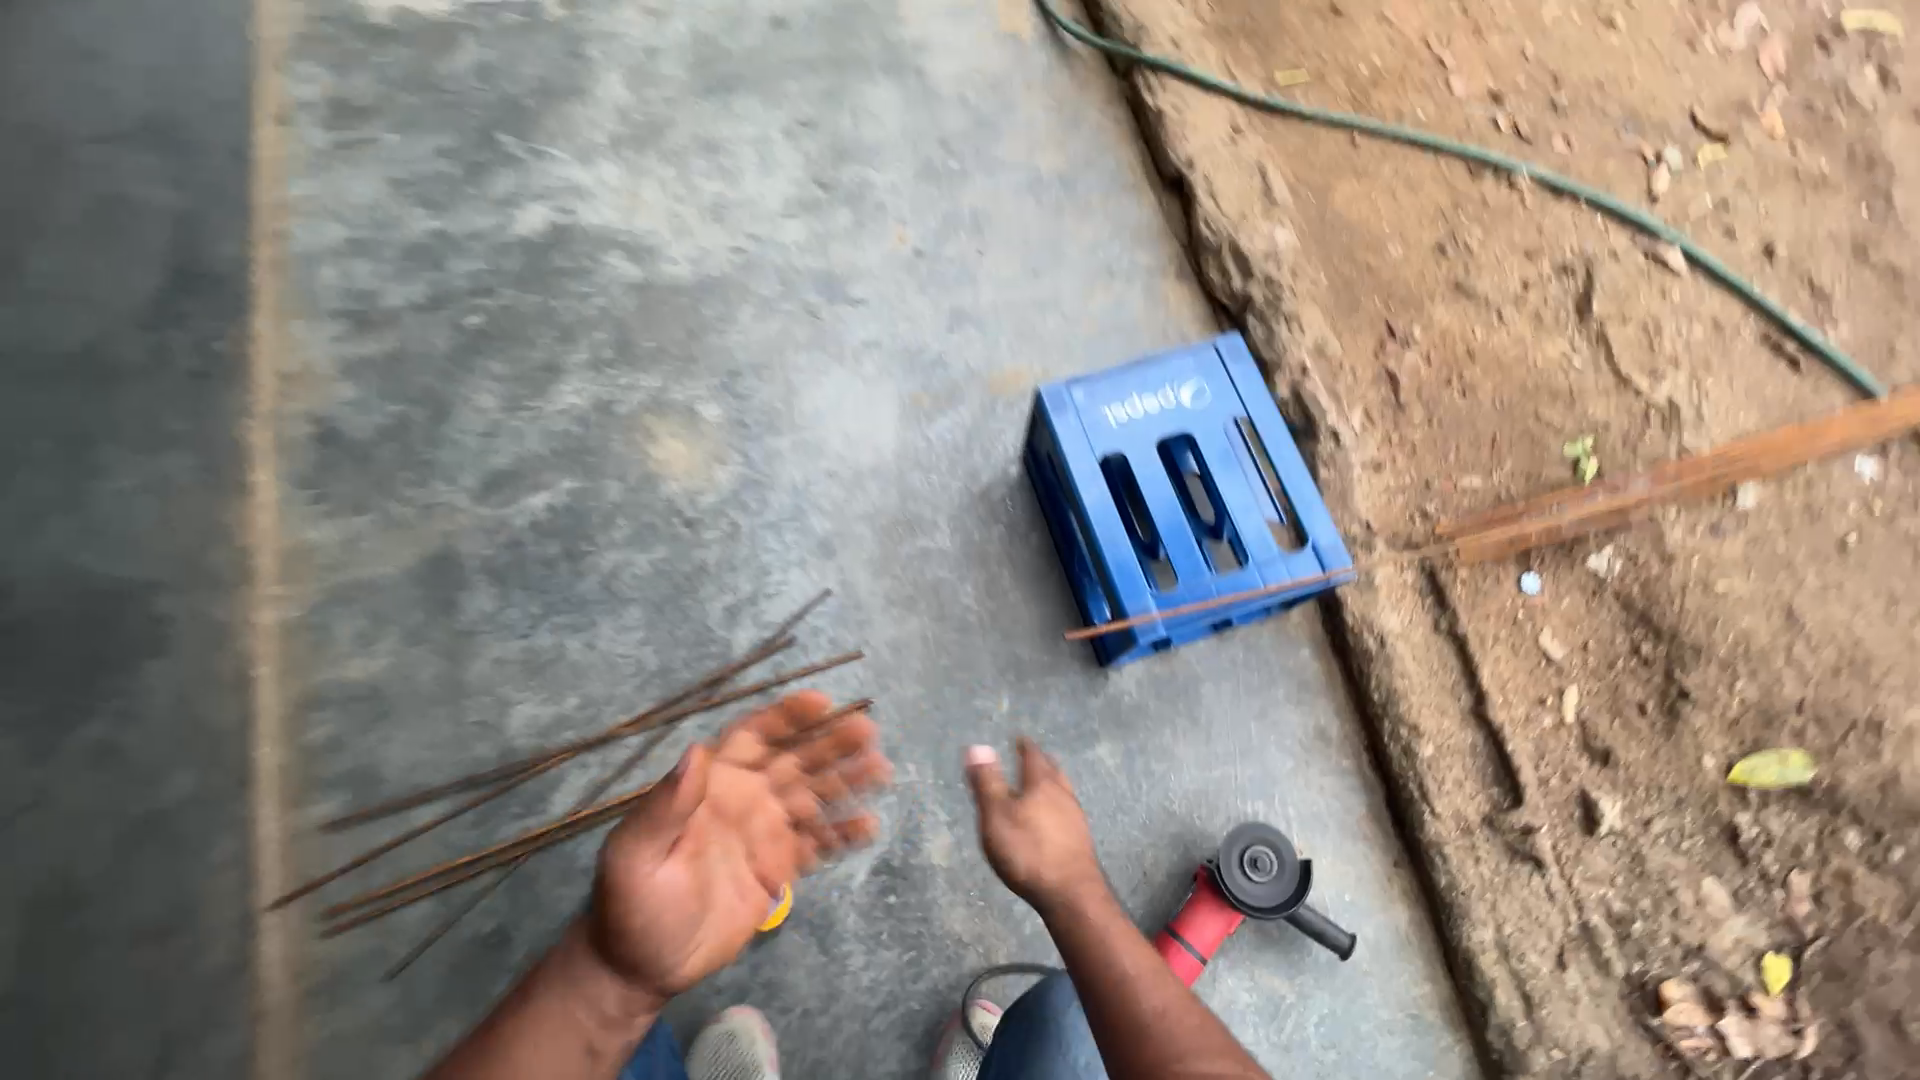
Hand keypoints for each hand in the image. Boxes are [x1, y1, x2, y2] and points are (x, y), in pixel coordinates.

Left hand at [584, 691, 889, 1004]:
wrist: (643, 966)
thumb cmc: (632, 903)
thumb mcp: (635, 854)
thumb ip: (665, 806)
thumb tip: (696, 752)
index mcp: (713, 783)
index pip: (754, 737)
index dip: (785, 717)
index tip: (820, 703)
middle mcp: (747, 797)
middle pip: (795, 760)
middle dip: (830, 743)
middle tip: (867, 731)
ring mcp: (767, 831)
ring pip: (815, 795)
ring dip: (847, 779)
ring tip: (881, 769)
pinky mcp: (781, 866)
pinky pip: (818, 843)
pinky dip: (843, 832)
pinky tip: (869, 824)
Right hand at [964, 737, 1108, 917]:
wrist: (1070, 893)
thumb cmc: (1027, 851)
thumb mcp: (996, 815)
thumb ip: (987, 782)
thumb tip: (978, 745)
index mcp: (1041, 783)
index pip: (1033, 756)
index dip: (1025, 747)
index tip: (1019, 739)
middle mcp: (1062, 794)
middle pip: (1053, 770)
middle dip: (1041, 761)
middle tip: (1032, 756)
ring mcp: (1075, 818)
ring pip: (1063, 790)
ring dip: (1051, 782)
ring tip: (1042, 783)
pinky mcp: (1080, 840)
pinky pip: (1067, 811)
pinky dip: (1056, 805)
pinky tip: (1053, 818)